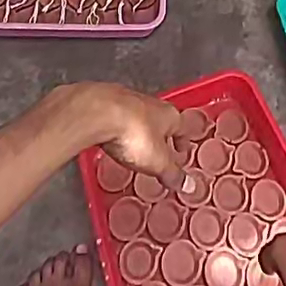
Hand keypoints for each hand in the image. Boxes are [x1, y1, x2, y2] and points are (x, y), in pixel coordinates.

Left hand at [56, 83, 184, 187]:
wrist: (98, 112)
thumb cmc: (133, 132)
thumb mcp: (158, 162)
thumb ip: (172, 174)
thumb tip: (187, 184)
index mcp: (169, 115)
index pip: (181, 127)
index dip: (182, 140)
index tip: (182, 149)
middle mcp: (150, 103)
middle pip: (159, 119)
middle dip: (159, 134)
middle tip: (159, 150)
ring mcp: (126, 101)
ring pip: (137, 116)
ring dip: (138, 130)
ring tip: (134, 146)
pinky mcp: (104, 103)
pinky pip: (115, 117)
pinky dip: (116, 127)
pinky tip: (111, 138)